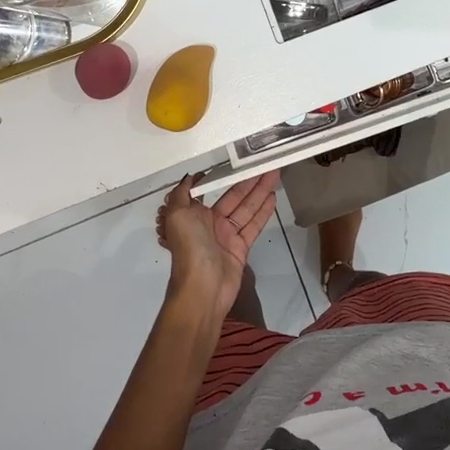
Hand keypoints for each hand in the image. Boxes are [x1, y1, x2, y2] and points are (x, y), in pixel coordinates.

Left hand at [155, 172, 279, 318]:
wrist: (202, 288)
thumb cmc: (189, 248)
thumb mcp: (176, 215)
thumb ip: (182, 194)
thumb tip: (191, 177)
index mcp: (193, 215)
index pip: (209, 191)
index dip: (221, 177)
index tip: (235, 162)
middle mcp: (210, 223)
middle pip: (233, 197)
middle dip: (248, 180)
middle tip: (265, 163)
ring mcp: (227, 236)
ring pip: (246, 208)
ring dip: (260, 191)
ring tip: (274, 173)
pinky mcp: (241, 248)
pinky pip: (253, 225)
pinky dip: (263, 211)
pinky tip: (273, 197)